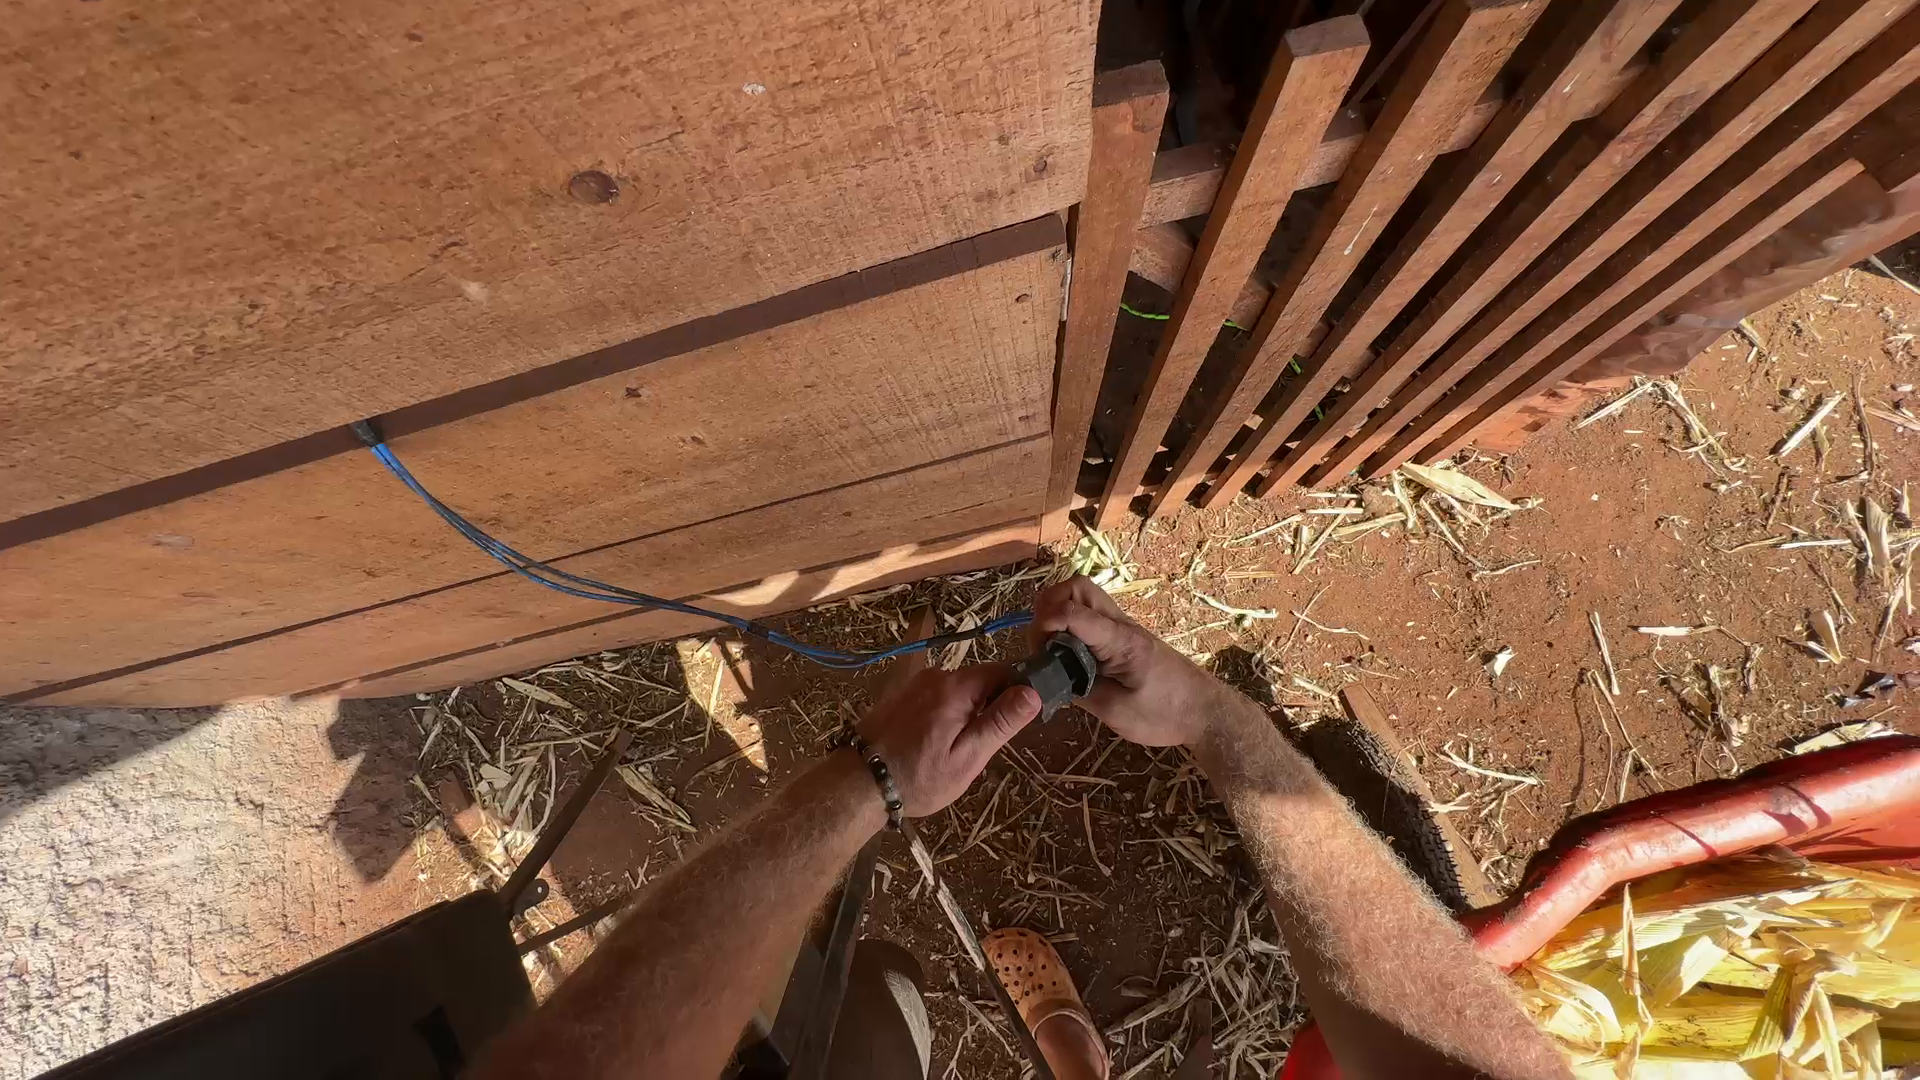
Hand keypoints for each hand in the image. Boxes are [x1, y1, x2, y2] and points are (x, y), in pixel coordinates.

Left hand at [856, 665, 1041, 815]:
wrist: (857, 784)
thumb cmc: (918, 777)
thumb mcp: (967, 757)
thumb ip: (1000, 722)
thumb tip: (1033, 692)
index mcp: (956, 687)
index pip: (1003, 671)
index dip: (1017, 693)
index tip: (1017, 723)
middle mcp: (936, 675)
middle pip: (980, 680)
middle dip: (989, 708)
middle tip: (981, 748)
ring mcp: (915, 684)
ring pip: (958, 691)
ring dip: (966, 714)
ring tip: (954, 752)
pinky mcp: (902, 695)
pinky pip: (937, 697)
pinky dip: (945, 715)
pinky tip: (933, 744)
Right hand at [1028, 575, 1241, 746]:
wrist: (1205, 711)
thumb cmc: (1166, 715)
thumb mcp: (1117, 712)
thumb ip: (1079, 691)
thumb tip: (1050, 678)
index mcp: (1120, 641)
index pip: (1074, 612)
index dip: (1045, 624)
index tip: (1037, 651)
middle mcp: (1120, 624)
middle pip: (1077, 586)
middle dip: (1049, 605)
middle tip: (1042, 641)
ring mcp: (1122, 626)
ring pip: (1083, 594)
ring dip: (1058, 609)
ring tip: (1051, 645)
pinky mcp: (1122, 634)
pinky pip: (1089, 612)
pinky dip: (1069, 620)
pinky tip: (1066, 651)